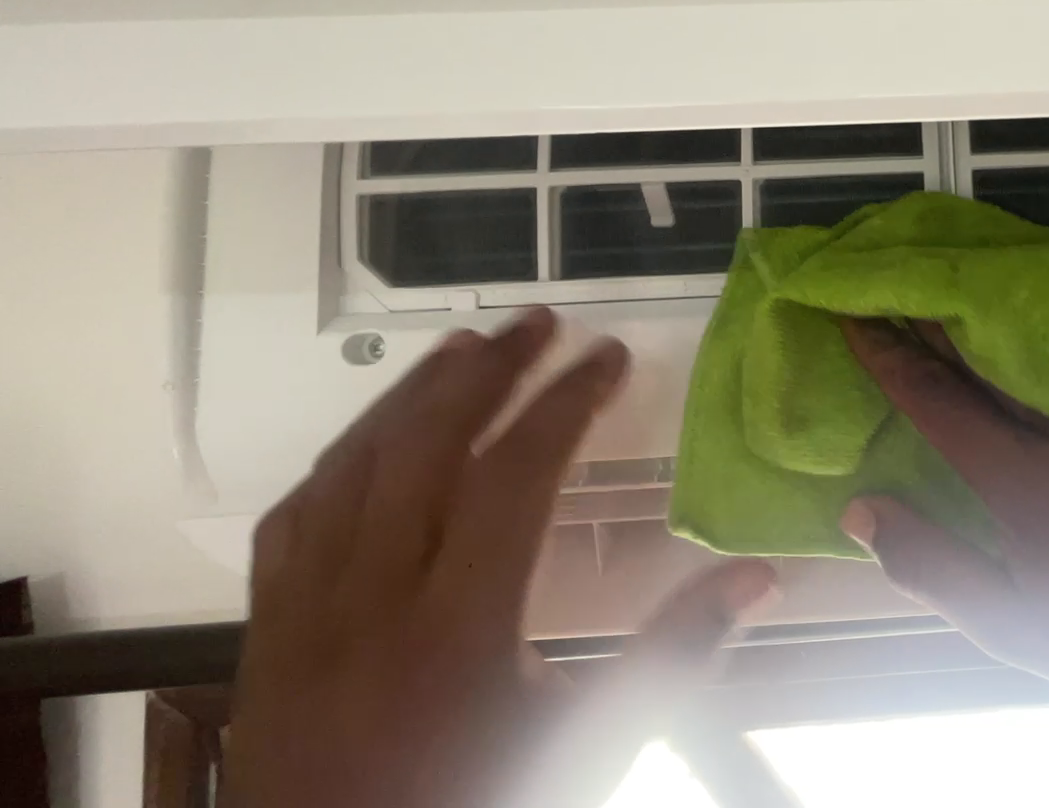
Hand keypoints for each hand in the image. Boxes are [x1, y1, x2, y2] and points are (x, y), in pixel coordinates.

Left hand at [226, 309, 776, 807]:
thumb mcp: (594, 747)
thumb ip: (679, 655)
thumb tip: (761, 576)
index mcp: (458, 628)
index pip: (513, 477)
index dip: (565, 404)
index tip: (608, 357)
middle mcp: (371, 605)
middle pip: (424, 451)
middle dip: (487, 374)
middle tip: (537, 322)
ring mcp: (305, 619)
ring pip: (350, 470)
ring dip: (410, 396)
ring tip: (463, 346)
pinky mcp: (268, 639)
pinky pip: (295, 520)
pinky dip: (343, 457)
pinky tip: (373, 435)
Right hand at [836, 318, 1048, 717]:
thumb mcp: (1009, 623)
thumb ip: (931, 564)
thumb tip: (861, 510)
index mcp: (1018, 477)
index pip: (937, 402)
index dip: (890, 359)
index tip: (856, 321)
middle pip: (979, 364)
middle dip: (928, 324)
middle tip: (891, 288)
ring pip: (1025, 361)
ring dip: (977, 328)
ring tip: (943, 300)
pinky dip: (1030, 351)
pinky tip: (1023, 344)